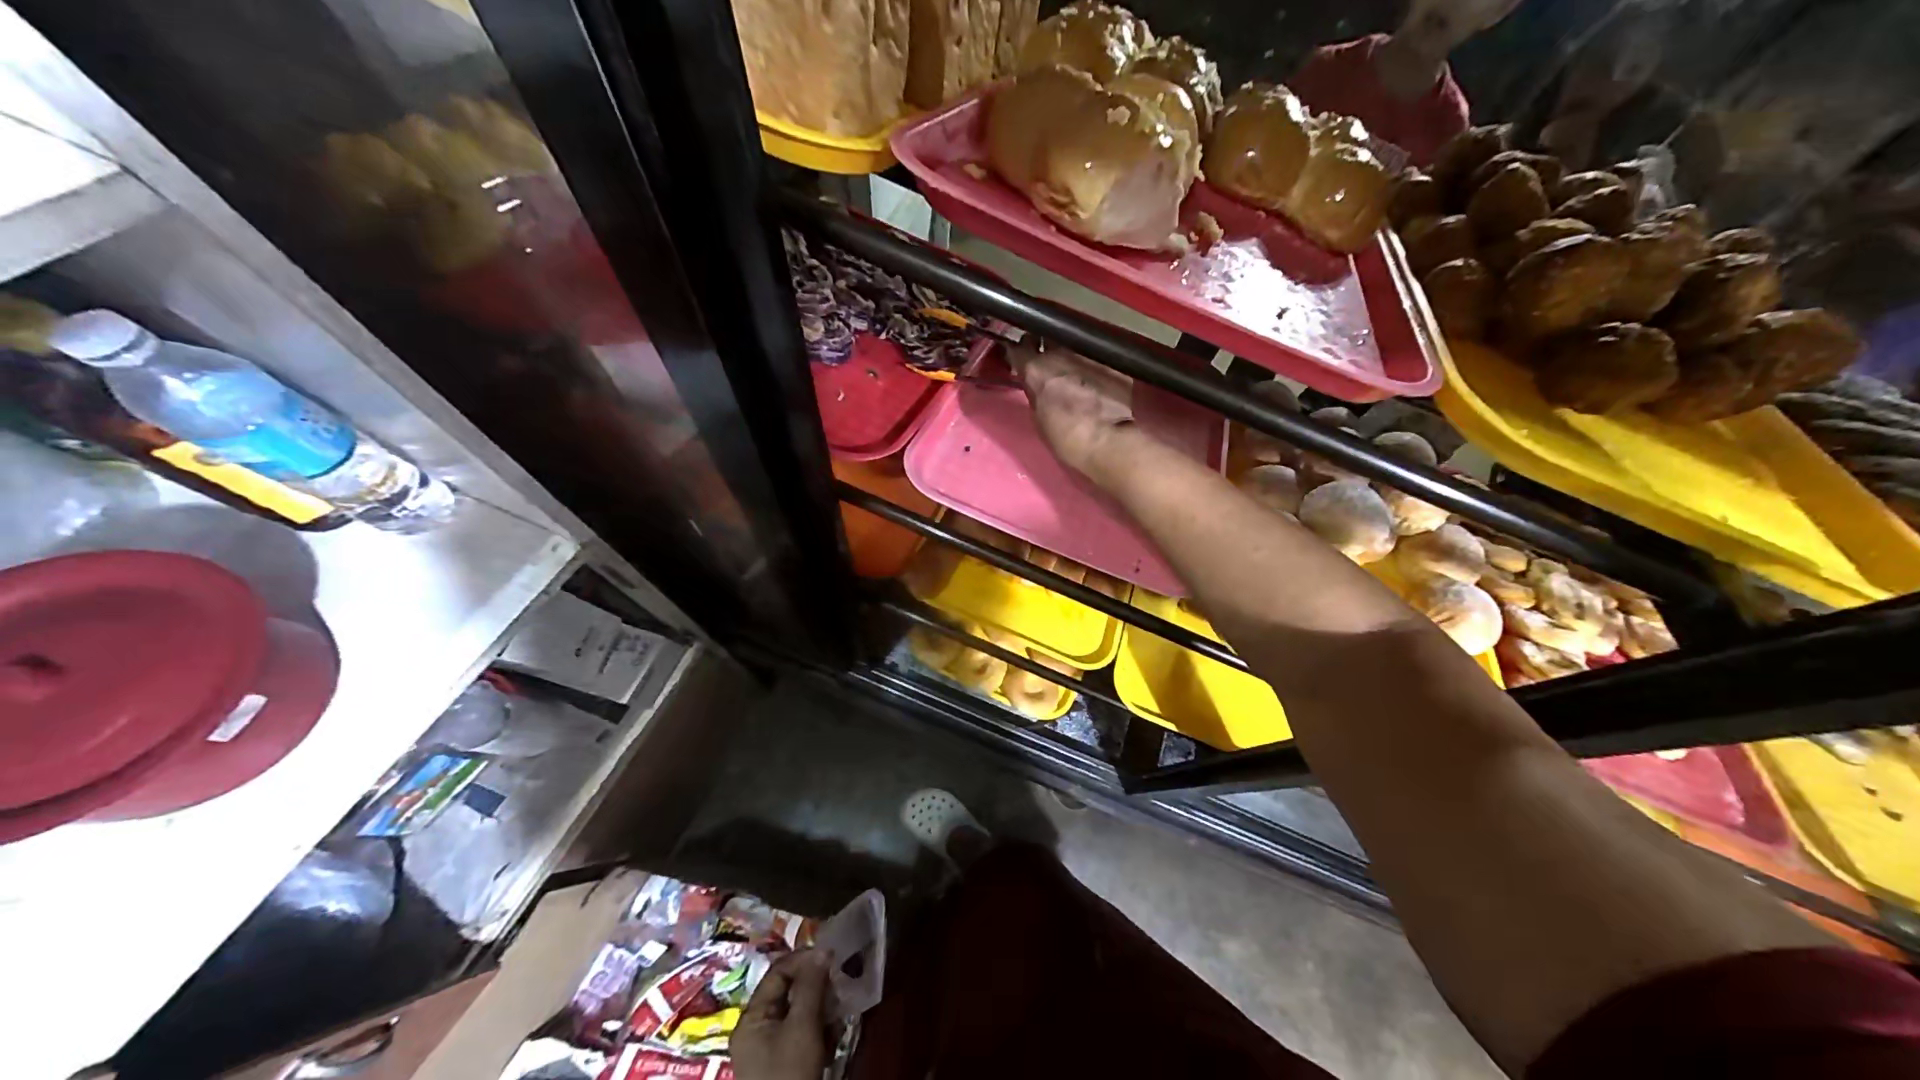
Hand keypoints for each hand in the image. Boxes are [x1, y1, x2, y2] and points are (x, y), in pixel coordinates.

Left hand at [731, 949, 830, 1079]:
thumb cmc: (789, 1074)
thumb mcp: (802, 1027)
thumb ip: (811, 986)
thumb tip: (821, 950)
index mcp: (751, 1018)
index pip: (777, 974)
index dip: (804, 961)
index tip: (832, 958)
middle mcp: (756, 1030)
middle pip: (788, 993)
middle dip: (816, 989)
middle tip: (839, 989)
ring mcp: (769, 1050)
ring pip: (798, 1014)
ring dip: (821, 1012)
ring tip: (837, 1019)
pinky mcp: (784, 1066)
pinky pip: (802, 1037)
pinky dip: (819, 1033)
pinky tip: (832, 1042)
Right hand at [1009, 340, 1136, 482]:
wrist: (1106, 441)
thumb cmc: (1065, 438)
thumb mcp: (1039, 416)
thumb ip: (1036, 391)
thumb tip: (1039, 383)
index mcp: (1036, 368)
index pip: (1020, 348)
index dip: (1021, 351)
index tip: (1022, 357)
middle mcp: (1060, 352)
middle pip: (1048, 338)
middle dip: (1047, 345)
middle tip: (1049, 360)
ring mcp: (1088, 353)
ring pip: (1075, 345)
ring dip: (1072, 354)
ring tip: (1075, 369)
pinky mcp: (1112, 360)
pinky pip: (1098, 358)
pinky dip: (1095, 366)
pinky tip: (1099, 378)